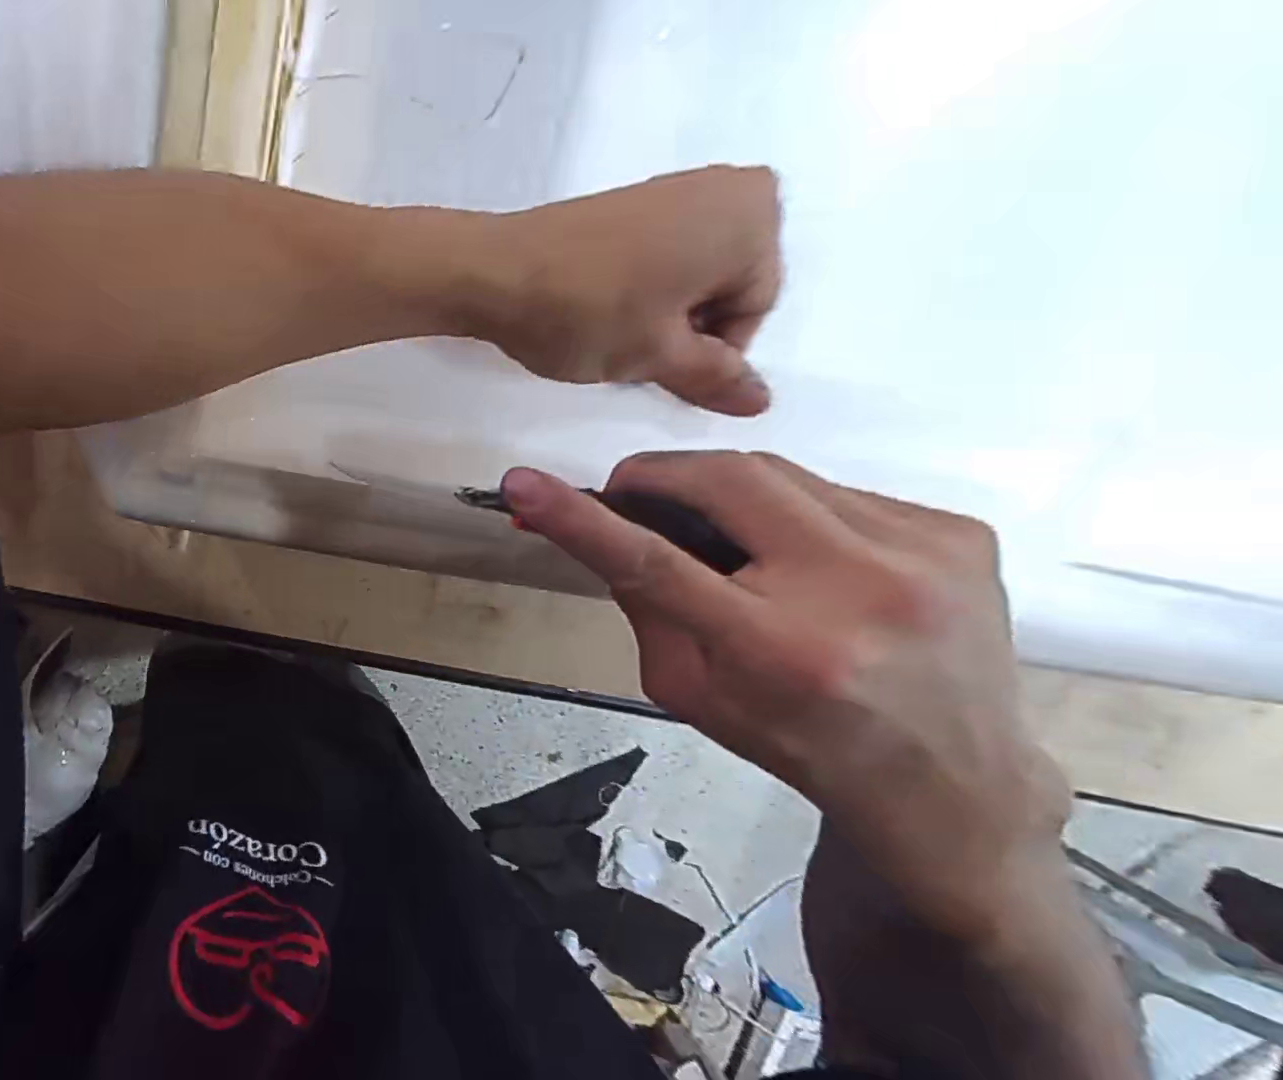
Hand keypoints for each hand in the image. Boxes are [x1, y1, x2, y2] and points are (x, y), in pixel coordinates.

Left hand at [486, 166, 782, 415]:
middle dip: (685, 334)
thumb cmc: (587, 312)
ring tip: (610, 336)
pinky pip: (660, 263)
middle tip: (630, 352)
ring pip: (690, 283)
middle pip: (726, 293)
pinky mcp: (632, 206)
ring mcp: (676, 191)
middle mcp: (727, 188)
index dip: (707, 354)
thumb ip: (714, 377)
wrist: (495, 272)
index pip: (754, 312)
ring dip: (660, 321)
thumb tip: (761, 403)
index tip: (656, 367)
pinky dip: (640, 296)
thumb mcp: (656, 354)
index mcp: (754, 213)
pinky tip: (600, 314)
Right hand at [501, 453, 1072, 943]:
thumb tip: (606, 530)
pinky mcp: (961, 532)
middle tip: (631, 493)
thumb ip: (644, 607)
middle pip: (727, 482)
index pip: (655, 563)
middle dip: (662, 475)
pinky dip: (792, 511)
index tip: (522, 484)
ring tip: (727, 540)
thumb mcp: (689, 691)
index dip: (580, 517)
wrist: (944, 779)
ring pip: (780, 473)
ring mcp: (923, 552)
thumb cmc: (793, 740)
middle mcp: (858, 591)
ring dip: (728, 494)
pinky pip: (835, 491)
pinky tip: (804, 559)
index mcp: (777, 651)